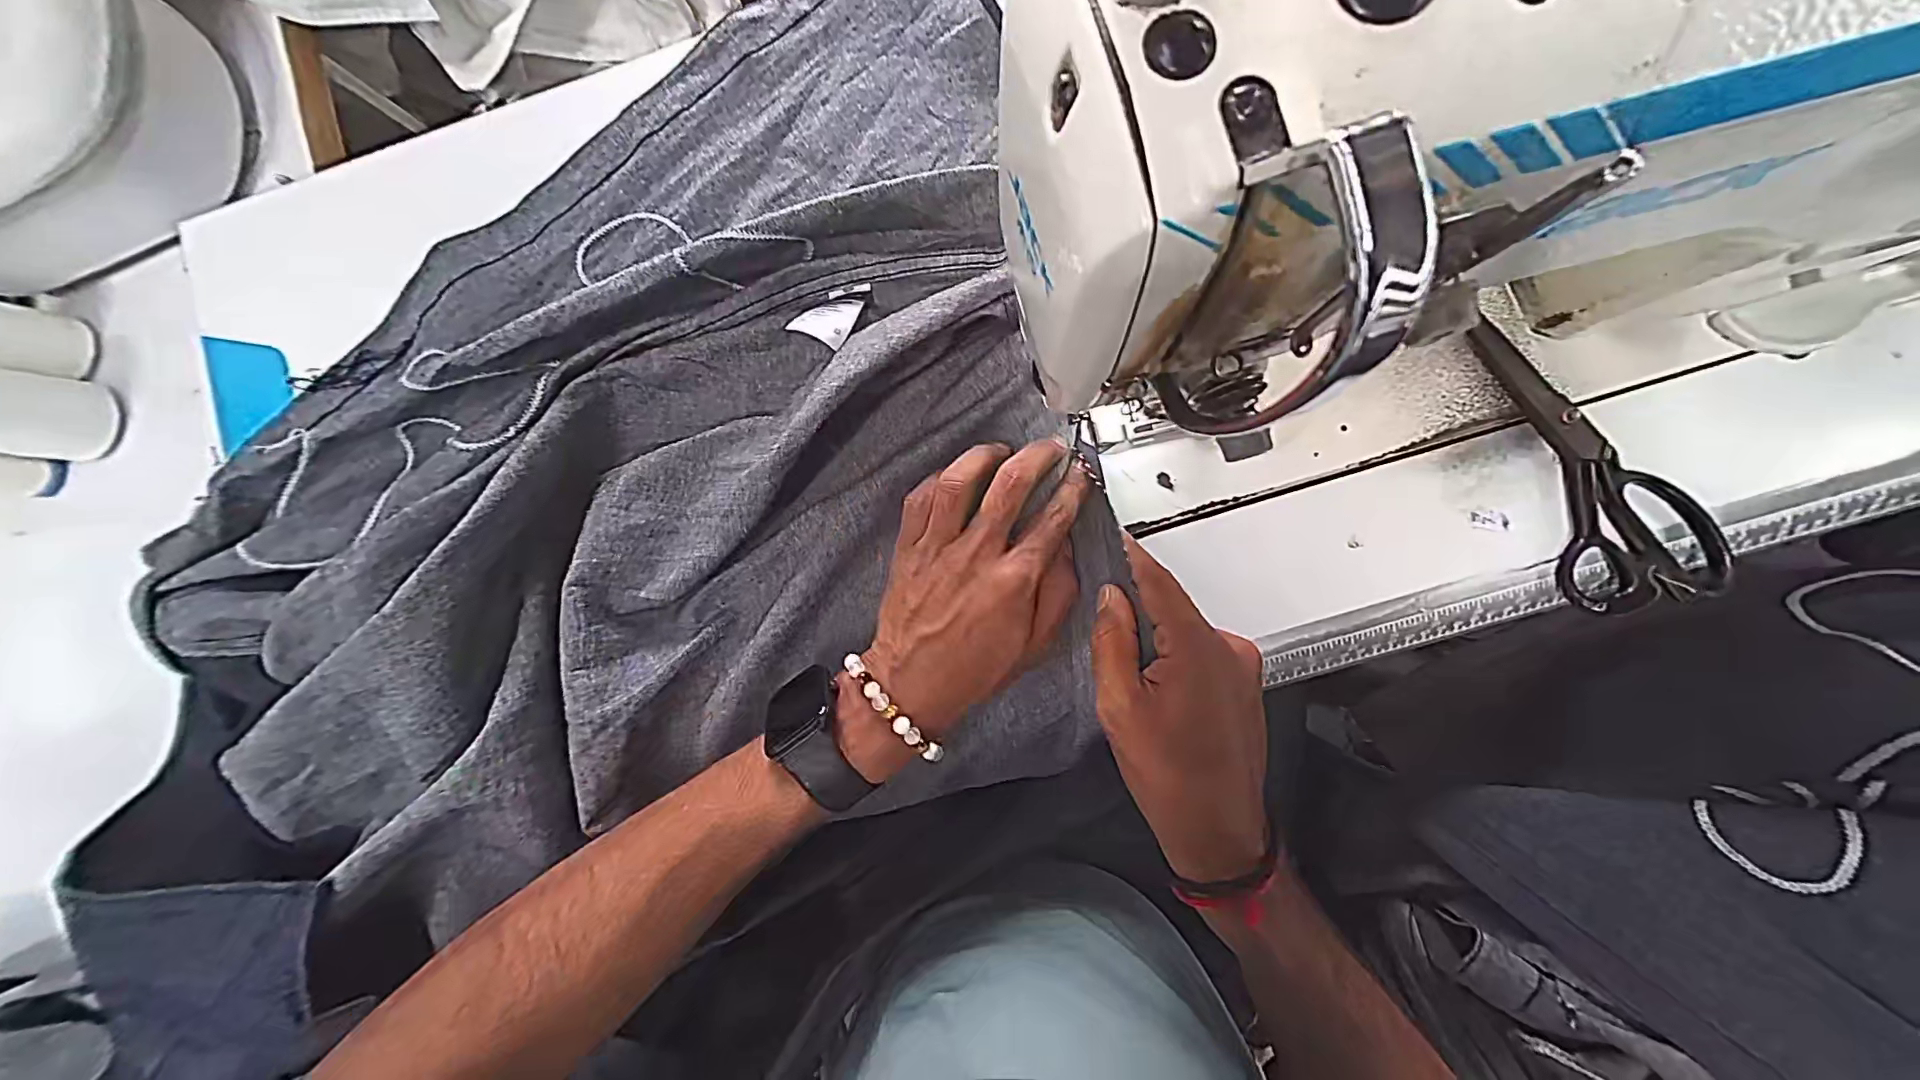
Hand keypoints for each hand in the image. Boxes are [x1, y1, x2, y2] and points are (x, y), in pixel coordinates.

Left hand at [837, 439, 1092, 781]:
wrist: (912, 683)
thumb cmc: (970, 669)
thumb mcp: (1034, 644)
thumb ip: (1058, 593)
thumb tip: (1067, 551)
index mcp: (1012, 581)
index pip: (1052, 519)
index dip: (1072, 490)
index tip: (1079, 477)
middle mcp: (976, 556)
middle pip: (1010, 485)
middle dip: (1037, 457)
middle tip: (1049, 450)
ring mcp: (938, 548)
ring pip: (960, 481)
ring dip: (984, 456)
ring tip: (1000, 450)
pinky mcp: (909, 549)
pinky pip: (920, 499)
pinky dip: (939, 478)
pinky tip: (954, 475)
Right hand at [1091, 534, 1268, 881]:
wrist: (1218, 827)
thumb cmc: (1172, 779)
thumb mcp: (1119, 707)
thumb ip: (1112, 641)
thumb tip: (1111, 598)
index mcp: (1197, 649)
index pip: (1158, 581)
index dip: (1130, 555)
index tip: (1111, 535)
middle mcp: (1228, 649)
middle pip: (1170, 604)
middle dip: (1135, 604)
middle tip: (1102, 614)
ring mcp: (1240, 665)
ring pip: (1183, 628)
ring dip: (1154, 633)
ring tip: (1128, 669)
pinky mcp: (1243, 680)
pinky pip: (1200, 648)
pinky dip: (1173, 651)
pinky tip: (1154, 684)